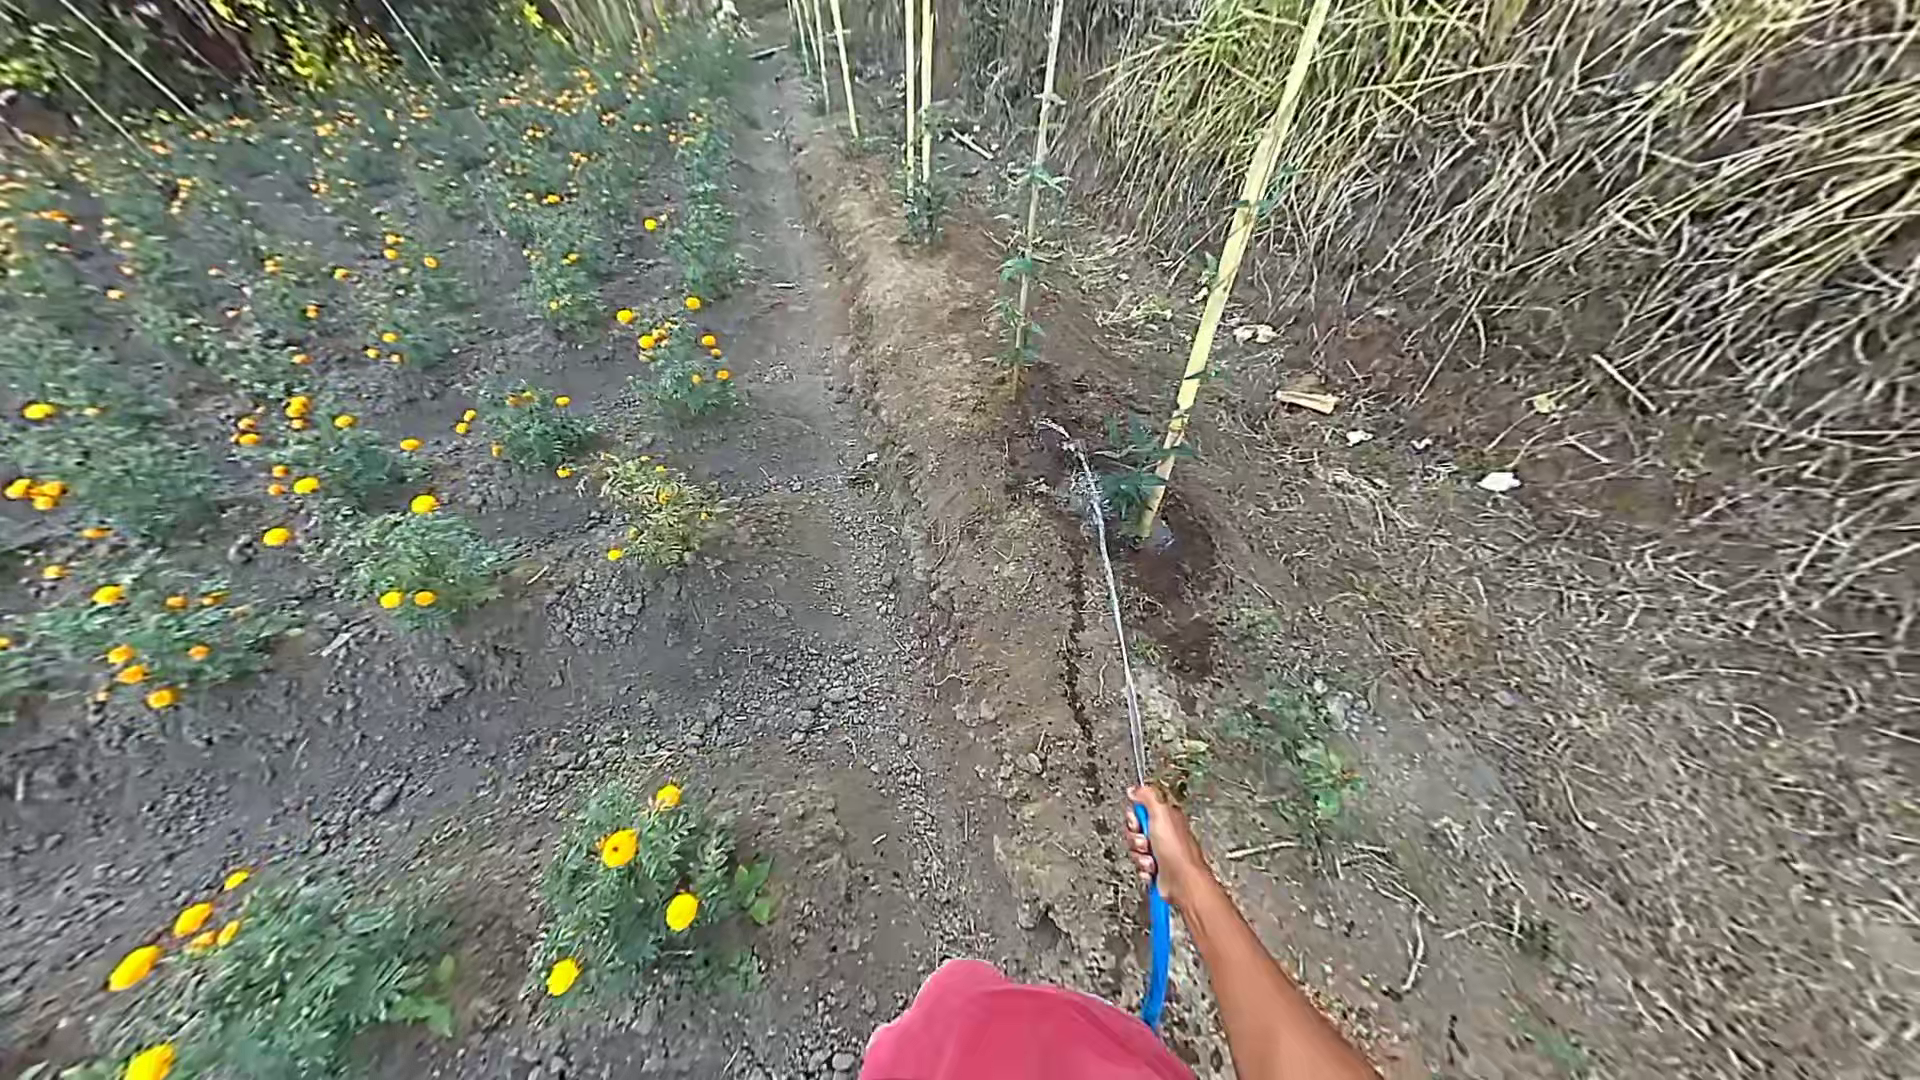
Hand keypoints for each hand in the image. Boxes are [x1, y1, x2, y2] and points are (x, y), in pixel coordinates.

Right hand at [1125, 784, 1215, 910]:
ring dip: (1140, 856)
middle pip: (1134, 831)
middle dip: (1136, 839)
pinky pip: (1139, 866)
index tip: (1138, 822)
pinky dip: (1144, 870)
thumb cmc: (1177, 851)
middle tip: (1147, 843)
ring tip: (1153, 860)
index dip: (1135, 817)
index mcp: (1166, 817)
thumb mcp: (1160, 813)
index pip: (1139, 810)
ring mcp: (1160, 853)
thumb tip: (1134, 788)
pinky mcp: (1156, 870)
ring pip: (1135, 850)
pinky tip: (1153, 870)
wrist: (1183, 883)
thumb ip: (1147, 796)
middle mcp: (1163, 834)